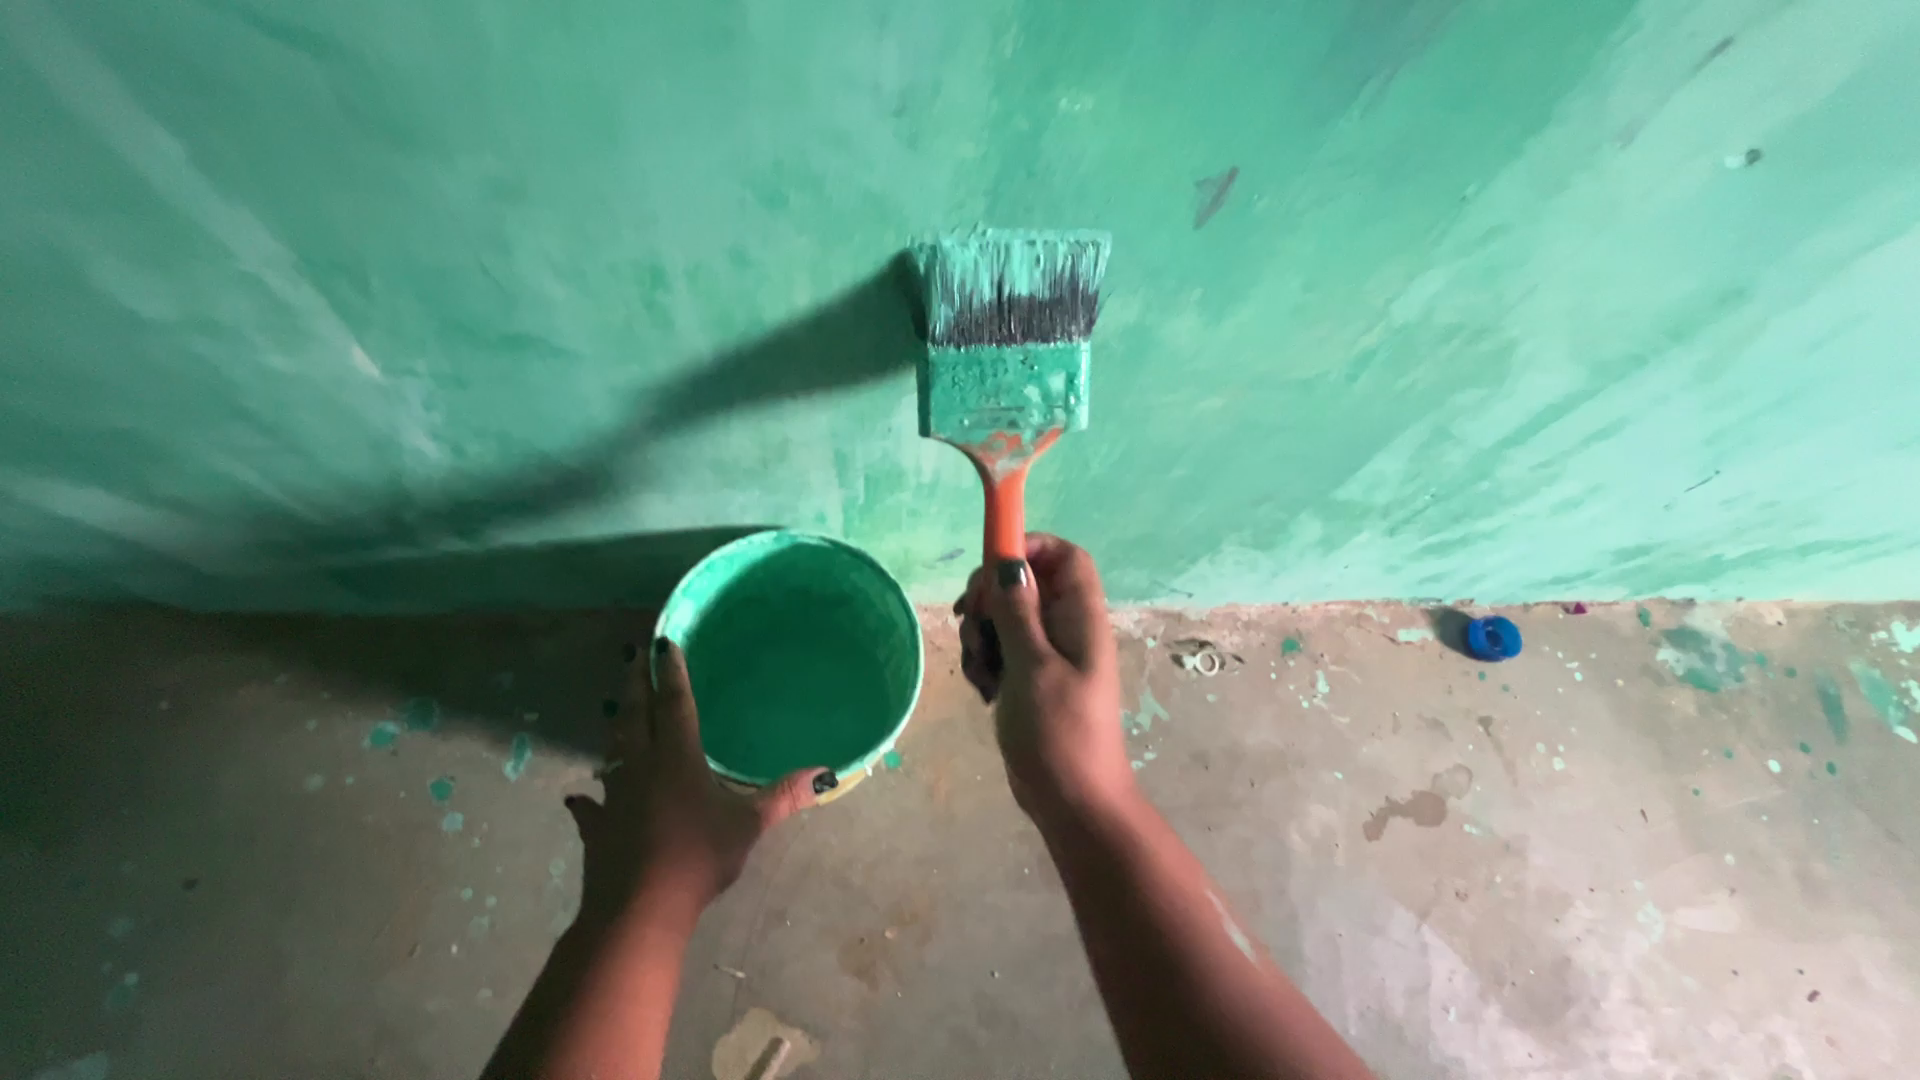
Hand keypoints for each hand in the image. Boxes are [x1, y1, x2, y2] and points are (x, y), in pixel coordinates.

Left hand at [564, 639, 834, 923]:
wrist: (640, 909)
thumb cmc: (698, 856)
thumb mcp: (749, 824)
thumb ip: (784, 795)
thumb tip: (826, 772)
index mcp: (677, 758)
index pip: (673, 703)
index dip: (670, 672)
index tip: (663, 642)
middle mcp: (641, 766)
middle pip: (634, 714)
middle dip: (634, 682)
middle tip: (631, 655)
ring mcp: (614, 797)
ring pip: (612, 749)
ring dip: (615, 725)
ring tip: (615, 707)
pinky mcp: (598, 828)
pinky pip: (591, 805)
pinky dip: (587, 798)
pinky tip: (579, 797)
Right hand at [955, 534, 1133, 822]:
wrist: (1072, 802)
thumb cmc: (1059, 733)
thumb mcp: (1032, 667)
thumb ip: (1018, 612)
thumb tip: (1009, 563)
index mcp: (1080, 617)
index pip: (1064, 556)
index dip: (1029, 547)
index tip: (990, 567)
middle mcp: (1066, 628)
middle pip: (1024, 584)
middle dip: (990, 599)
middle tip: (972, 624)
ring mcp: (1047, 655)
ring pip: (1005, 618)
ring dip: (982, 636)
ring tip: (982, 672)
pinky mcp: (1030, 678)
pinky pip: (1001, 650)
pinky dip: (986, 662)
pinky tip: (985, 690)